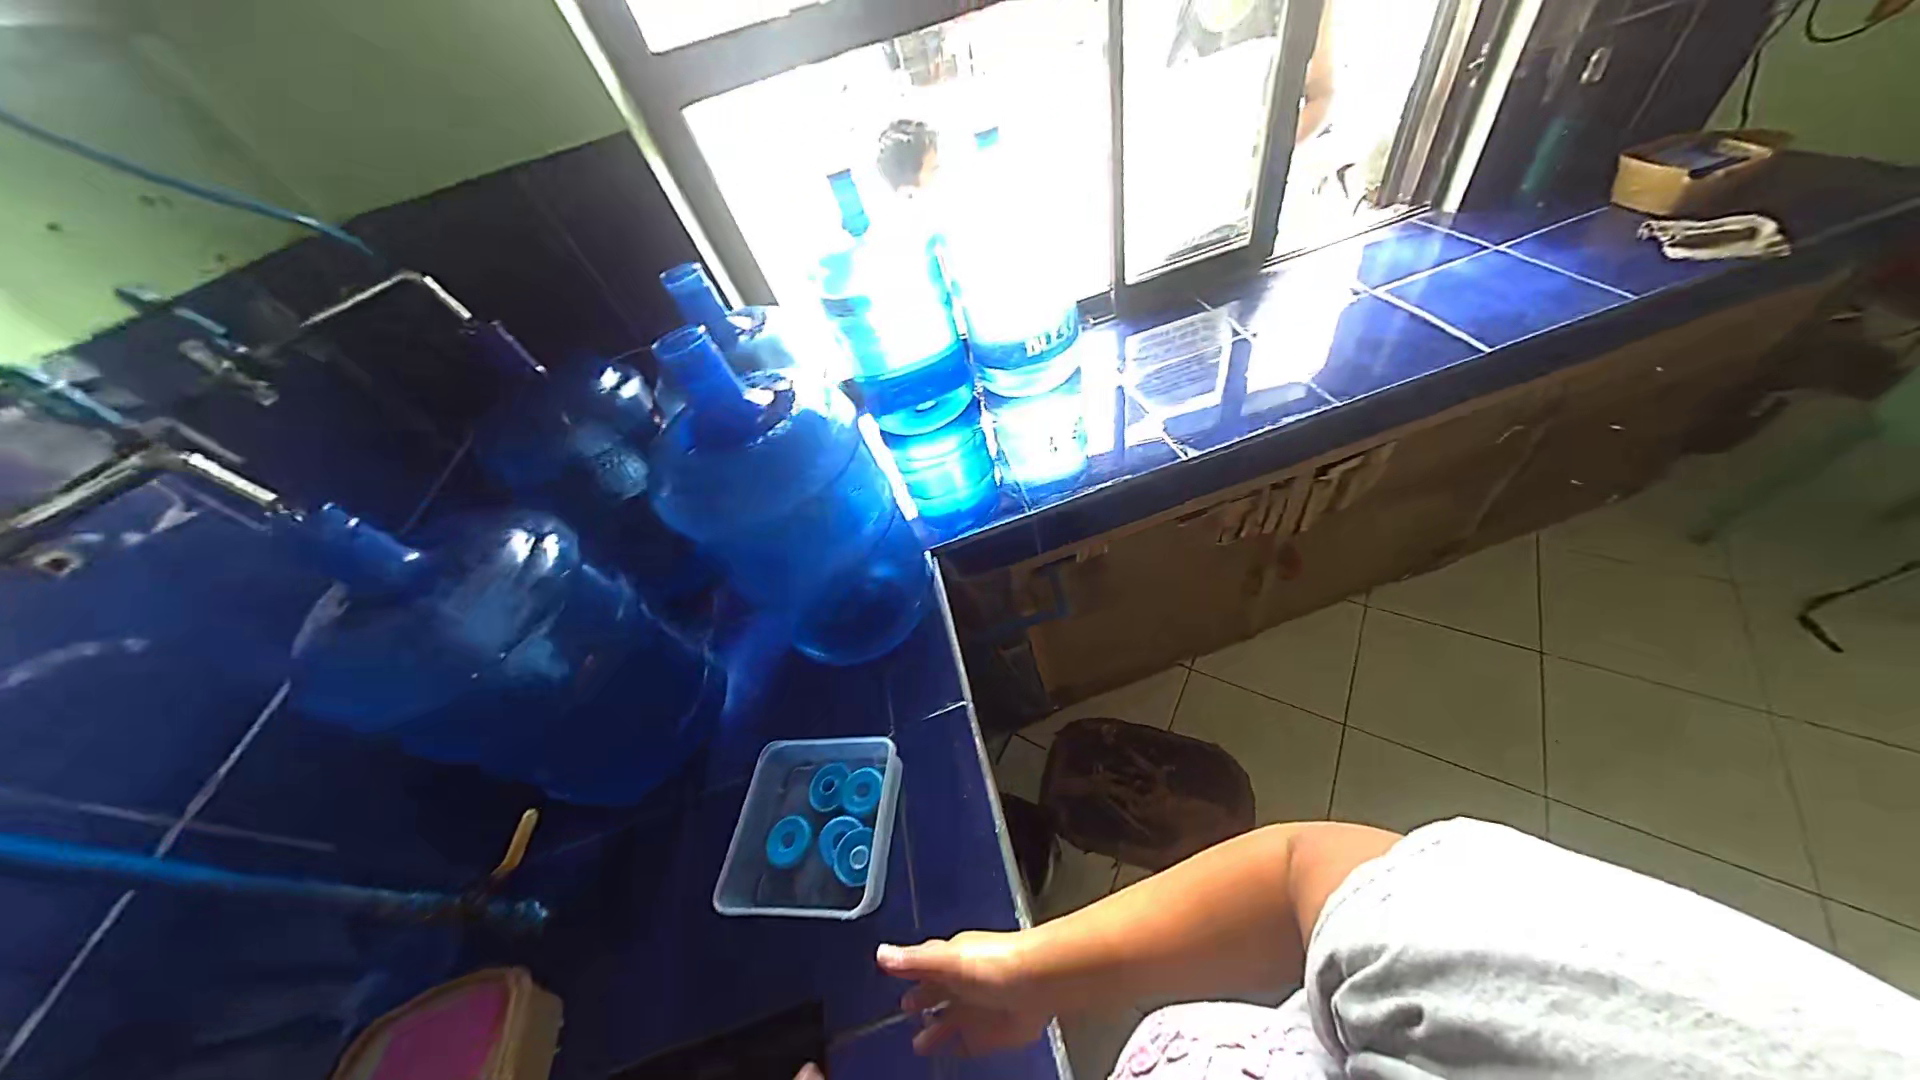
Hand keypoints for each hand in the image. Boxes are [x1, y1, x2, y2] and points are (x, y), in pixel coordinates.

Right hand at [876, 932, 1053, 1055]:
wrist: (1034, 983)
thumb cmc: (990, 964)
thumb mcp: (947, 958)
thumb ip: (914, 960)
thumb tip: (881, 953)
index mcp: (950, 961)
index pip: (923, 965)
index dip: (908, 971)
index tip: (891, 974)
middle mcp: (962, 983)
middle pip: (937, 994)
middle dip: (921, 1001)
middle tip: (906, 1010)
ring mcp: (977, 1009)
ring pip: (951, 1021)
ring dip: (937, 1030)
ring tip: (920, 1044)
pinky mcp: (992, 1033)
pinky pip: (972, 1043)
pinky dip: (961, 1046)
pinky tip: (955, 1051)